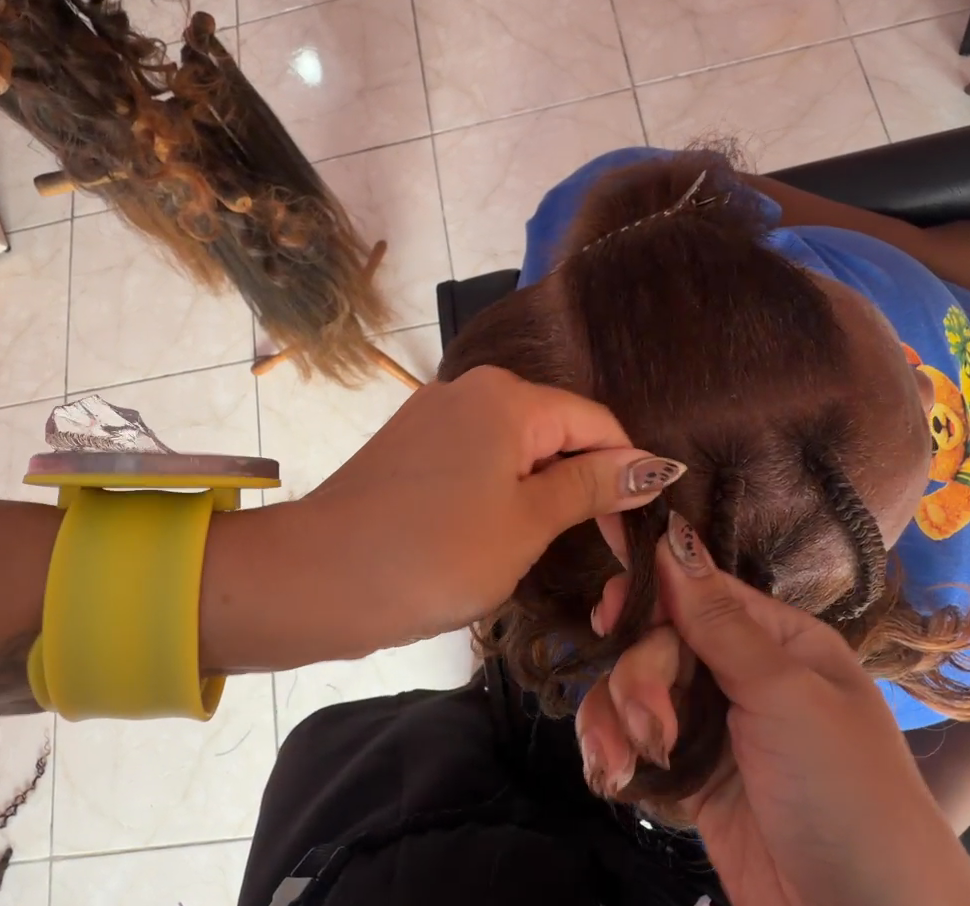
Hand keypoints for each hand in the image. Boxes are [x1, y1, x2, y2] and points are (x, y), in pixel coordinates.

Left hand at [198, 366, 678, 671]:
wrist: (316, 579)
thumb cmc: (434, 555)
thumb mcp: (527, 523)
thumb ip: (592, 486)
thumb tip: (654, 465)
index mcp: (507, 397)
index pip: (597, 423)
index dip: (627, 477)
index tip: (634, 540)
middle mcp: (470, 390)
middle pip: (554, 432)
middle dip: (583, 488)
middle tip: (597, 557)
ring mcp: (433, 416)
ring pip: (514, 449)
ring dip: (540, 496)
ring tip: (545, 551)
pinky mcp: (409, 446)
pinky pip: (476, 460)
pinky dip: (499, 494)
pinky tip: (495, 535)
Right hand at [577, 512, 969, 905]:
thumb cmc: (844, 793)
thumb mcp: (787, 696)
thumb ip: (717, 620)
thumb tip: (672, 532)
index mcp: (779, 640)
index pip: (696, 591)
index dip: (646, 594)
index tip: (606, 612)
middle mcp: (741, 672)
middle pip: (656, 642)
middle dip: (639, 679)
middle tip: (649, 724)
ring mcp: (711, 725)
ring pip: (633, 689)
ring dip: (618, 719)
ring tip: (625, 763)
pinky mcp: (687, 775)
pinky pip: (631, 739)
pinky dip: (614, 751)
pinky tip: (615, 776)